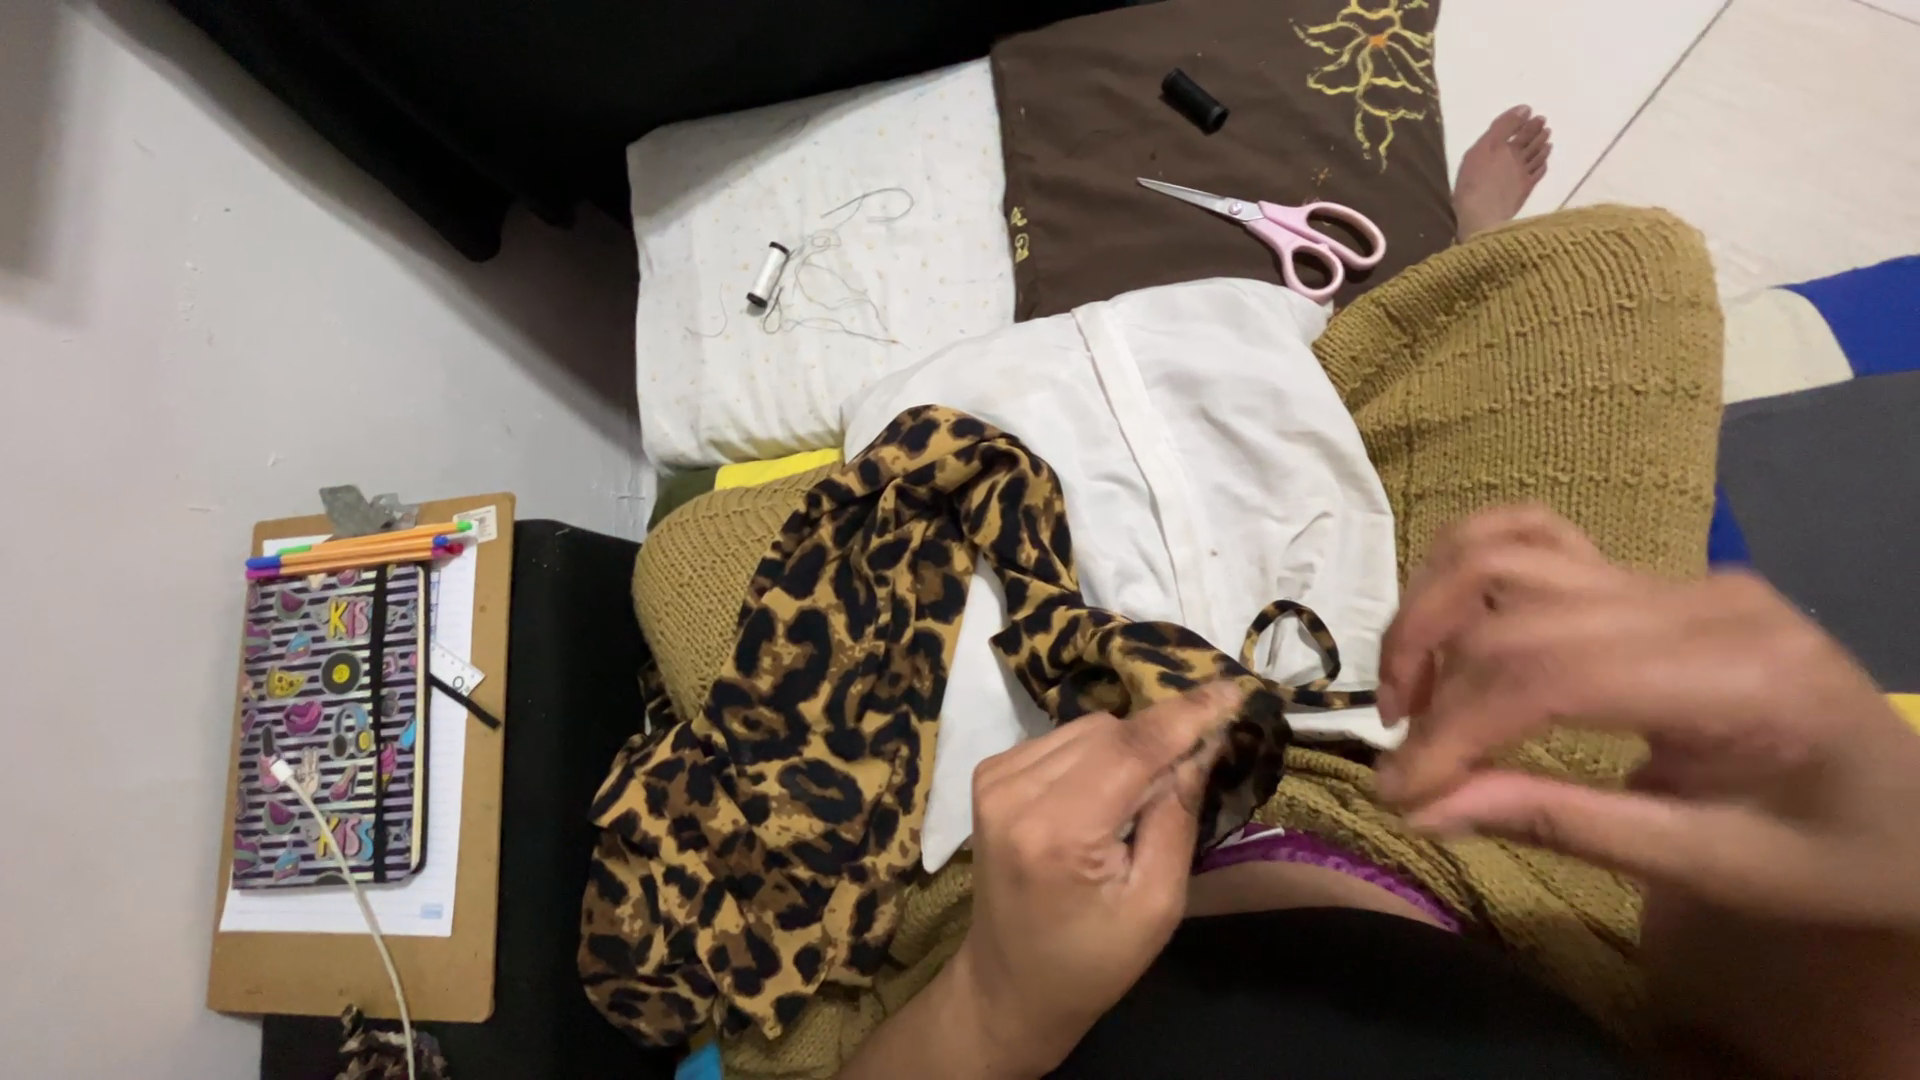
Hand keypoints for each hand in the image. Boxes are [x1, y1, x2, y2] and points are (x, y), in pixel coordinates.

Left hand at [948, 683, 1240, 1075]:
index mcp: (1058, 830)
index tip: (1231, 689)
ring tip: (1130, 804)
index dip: (1185, 714)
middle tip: (1183, 779)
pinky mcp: (987, 774)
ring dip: (1122, 749)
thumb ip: (1175, 815)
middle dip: (1156, 743)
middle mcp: (1015, 790)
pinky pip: (1058, 739)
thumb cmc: (1092, 960)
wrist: (1009, 982)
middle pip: (1109, 731)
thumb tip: (1199, 745)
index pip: (1132, 748)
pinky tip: (1095, 798)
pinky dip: (1090, 756)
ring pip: (1084, 728)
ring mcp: (994, 777)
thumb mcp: (1156, 903)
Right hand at [1373, 505, 1919, 926]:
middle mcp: (1695, 601)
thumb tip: (1417, 807)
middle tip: (1401, 757)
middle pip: (1504, 618)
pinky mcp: (1639, 571)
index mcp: (1740, 676)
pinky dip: (1460, 568)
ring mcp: (1666, 573)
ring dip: (1424, 617)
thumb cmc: (1838, 853)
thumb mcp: (1711, 867)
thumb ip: (1556, 824)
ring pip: (1497, 554)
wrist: (1918, 810)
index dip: (1451, 731)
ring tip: (1410, 688)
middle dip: (1424, 683)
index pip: (1543, 677)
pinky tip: (1445, 623)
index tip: (1397, 791)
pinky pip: (1525, 534)